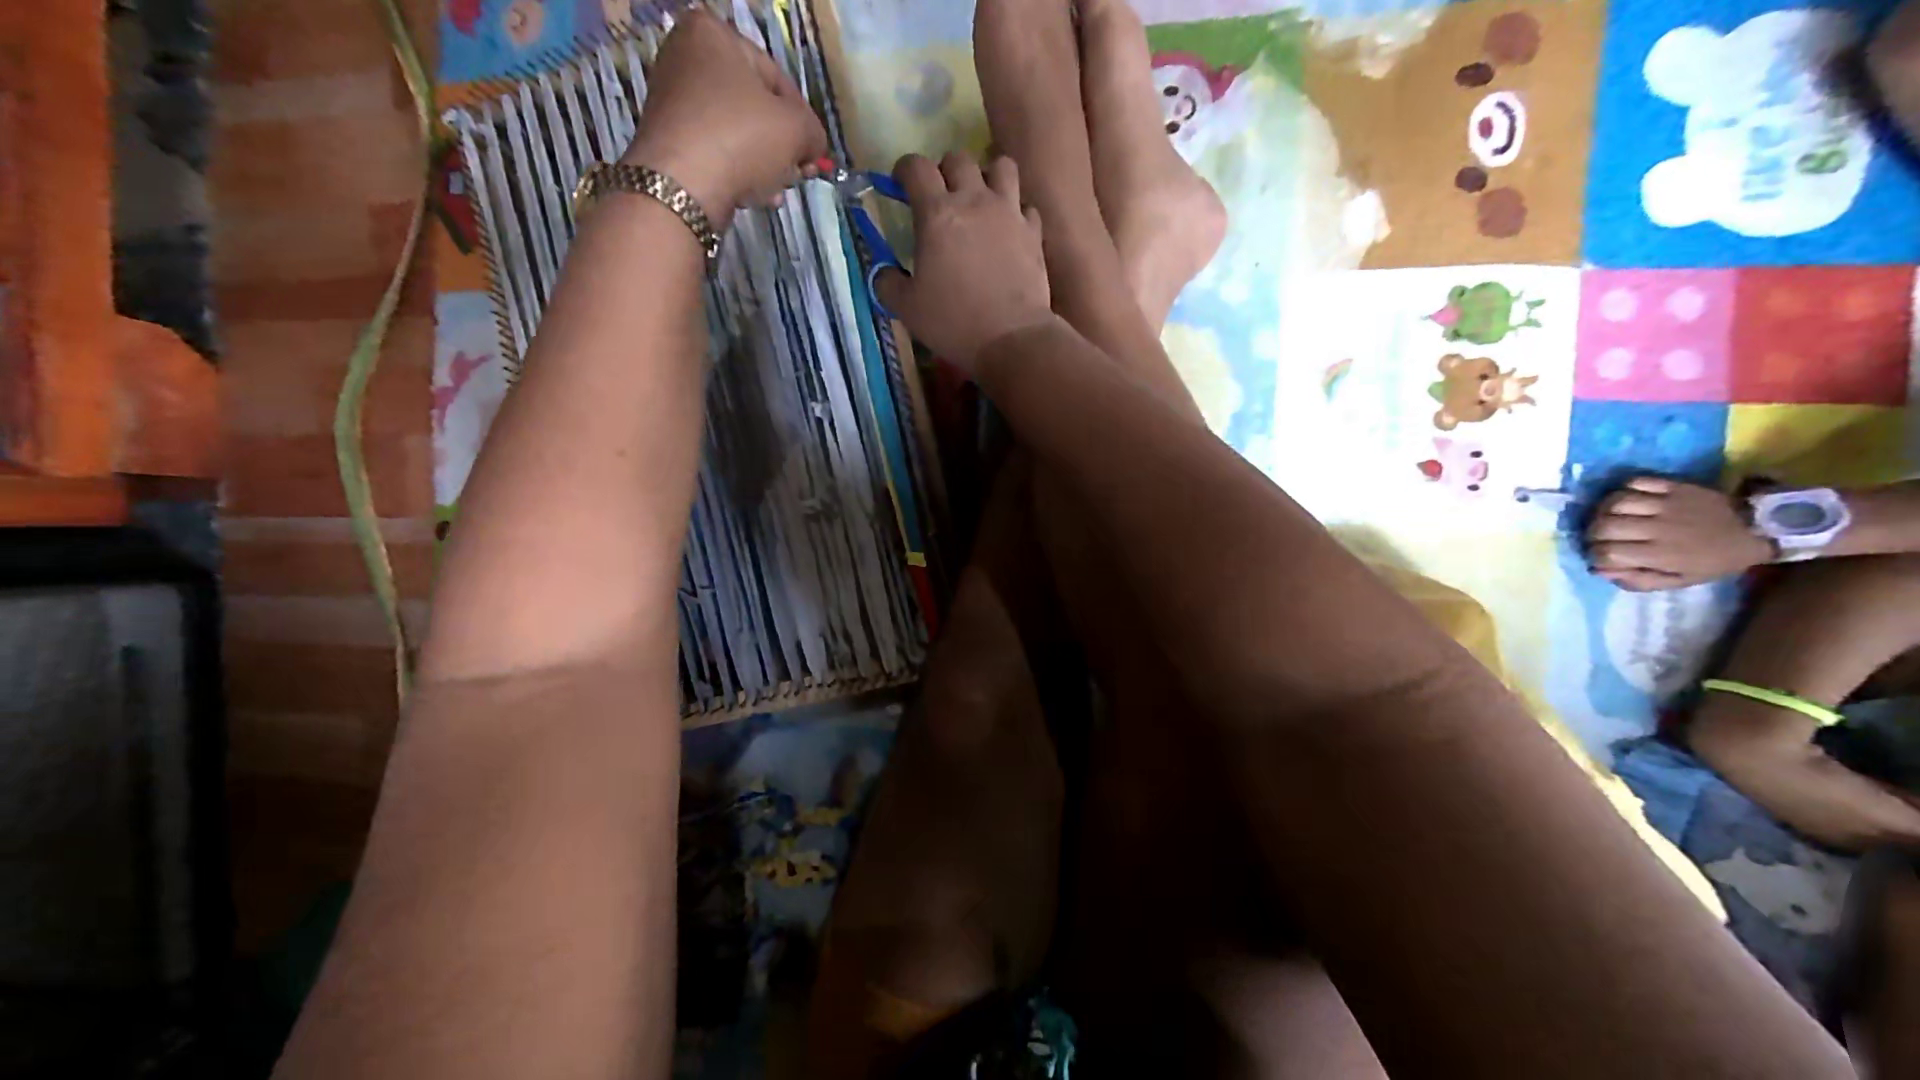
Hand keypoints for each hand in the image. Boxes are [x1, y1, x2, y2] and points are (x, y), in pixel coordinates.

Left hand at [619, 11, 826, 215]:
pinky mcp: (668, 139)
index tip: (812, 151)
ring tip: (776, 190)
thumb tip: (812, 145)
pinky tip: (753, 195)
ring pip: (737, 132)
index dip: (802, 119)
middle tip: (798, 173)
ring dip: (764, 163)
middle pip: (754, 107)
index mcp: (713, 34)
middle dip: (781, 145)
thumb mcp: (797, 130)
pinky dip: (737, 171)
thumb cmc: (741, 140)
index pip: (777, 77)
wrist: (681, 187)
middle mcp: (685, 57)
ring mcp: (671, 100)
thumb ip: (813, 132)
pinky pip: (715, 151)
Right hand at [873, 153, 1054, 371]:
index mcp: (937, 213)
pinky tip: (1009, 229)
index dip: (904, 170)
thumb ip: (888, 283)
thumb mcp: (907, 308)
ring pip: (1001, 166)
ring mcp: (1009, 212)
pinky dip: (1016, 211)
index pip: (916, 167)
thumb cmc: (953, 321)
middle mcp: (974, 200)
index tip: (901, 185)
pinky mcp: (1033, 232)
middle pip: (959, 159)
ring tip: (981, 198)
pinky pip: (1025, 205)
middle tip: (940, 196)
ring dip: (987, 175)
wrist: (1011, 338)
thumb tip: (883, 272)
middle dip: (945, 170)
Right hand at [1585, 476, 1773, 590]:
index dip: (1595, 555)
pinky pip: (1636, 482)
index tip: (1600, 557)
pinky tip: (1626, 499)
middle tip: (1599, 537)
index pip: (1607, 553)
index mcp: (1660, 554)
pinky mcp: (1675, 486)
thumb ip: (1639, 580)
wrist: (1759, 529)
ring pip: (1615, 502)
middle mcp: (1658, 528)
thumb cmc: (1716, 560)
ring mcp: (1666, 504)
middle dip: (1593, 533)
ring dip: (1603, 510)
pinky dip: (1623, 489)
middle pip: (1603, 526)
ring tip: (1607, 516)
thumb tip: (1602, 571)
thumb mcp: (1680, 581)